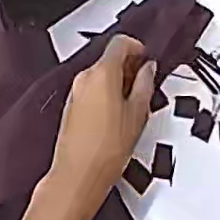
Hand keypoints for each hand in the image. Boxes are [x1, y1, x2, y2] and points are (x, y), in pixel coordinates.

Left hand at [47, 35, 155, 200]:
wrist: (77, 176)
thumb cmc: (105, 150)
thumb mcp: (137, 114)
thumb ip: (145, 84)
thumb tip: (148, 69)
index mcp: (102, 73)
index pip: (120, 43)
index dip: (137, 47)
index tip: (146, 57)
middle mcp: (84, 78)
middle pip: (110, 59)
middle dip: (129, 67)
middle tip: (145, 82)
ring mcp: (75, 92)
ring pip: (100, 75)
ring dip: (117, 82)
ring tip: (133, 105)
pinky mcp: (71, 106)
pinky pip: (91, 90)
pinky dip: (105, 95)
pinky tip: (117, 116)